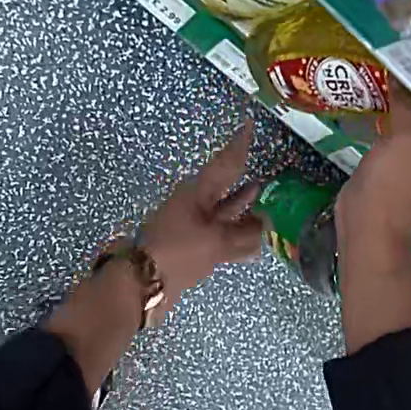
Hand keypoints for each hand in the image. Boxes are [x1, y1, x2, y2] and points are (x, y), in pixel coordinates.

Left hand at [138, 119, 263, 314]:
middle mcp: (196, 205)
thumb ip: (244, 234)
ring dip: (244, 205)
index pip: (226, 163)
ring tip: (266, 197)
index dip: (239, 145)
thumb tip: (266, 226)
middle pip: (225, 186)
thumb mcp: (215, 241)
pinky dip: (240, 233)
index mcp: (198, 193)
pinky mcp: (195, 247)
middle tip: (266, 165)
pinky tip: (256, 238)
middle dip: (243, 176)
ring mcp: (194, 226)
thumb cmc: (178, 252)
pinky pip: (223, 233)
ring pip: (225, 211)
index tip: (249, 125)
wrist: (143, 284)